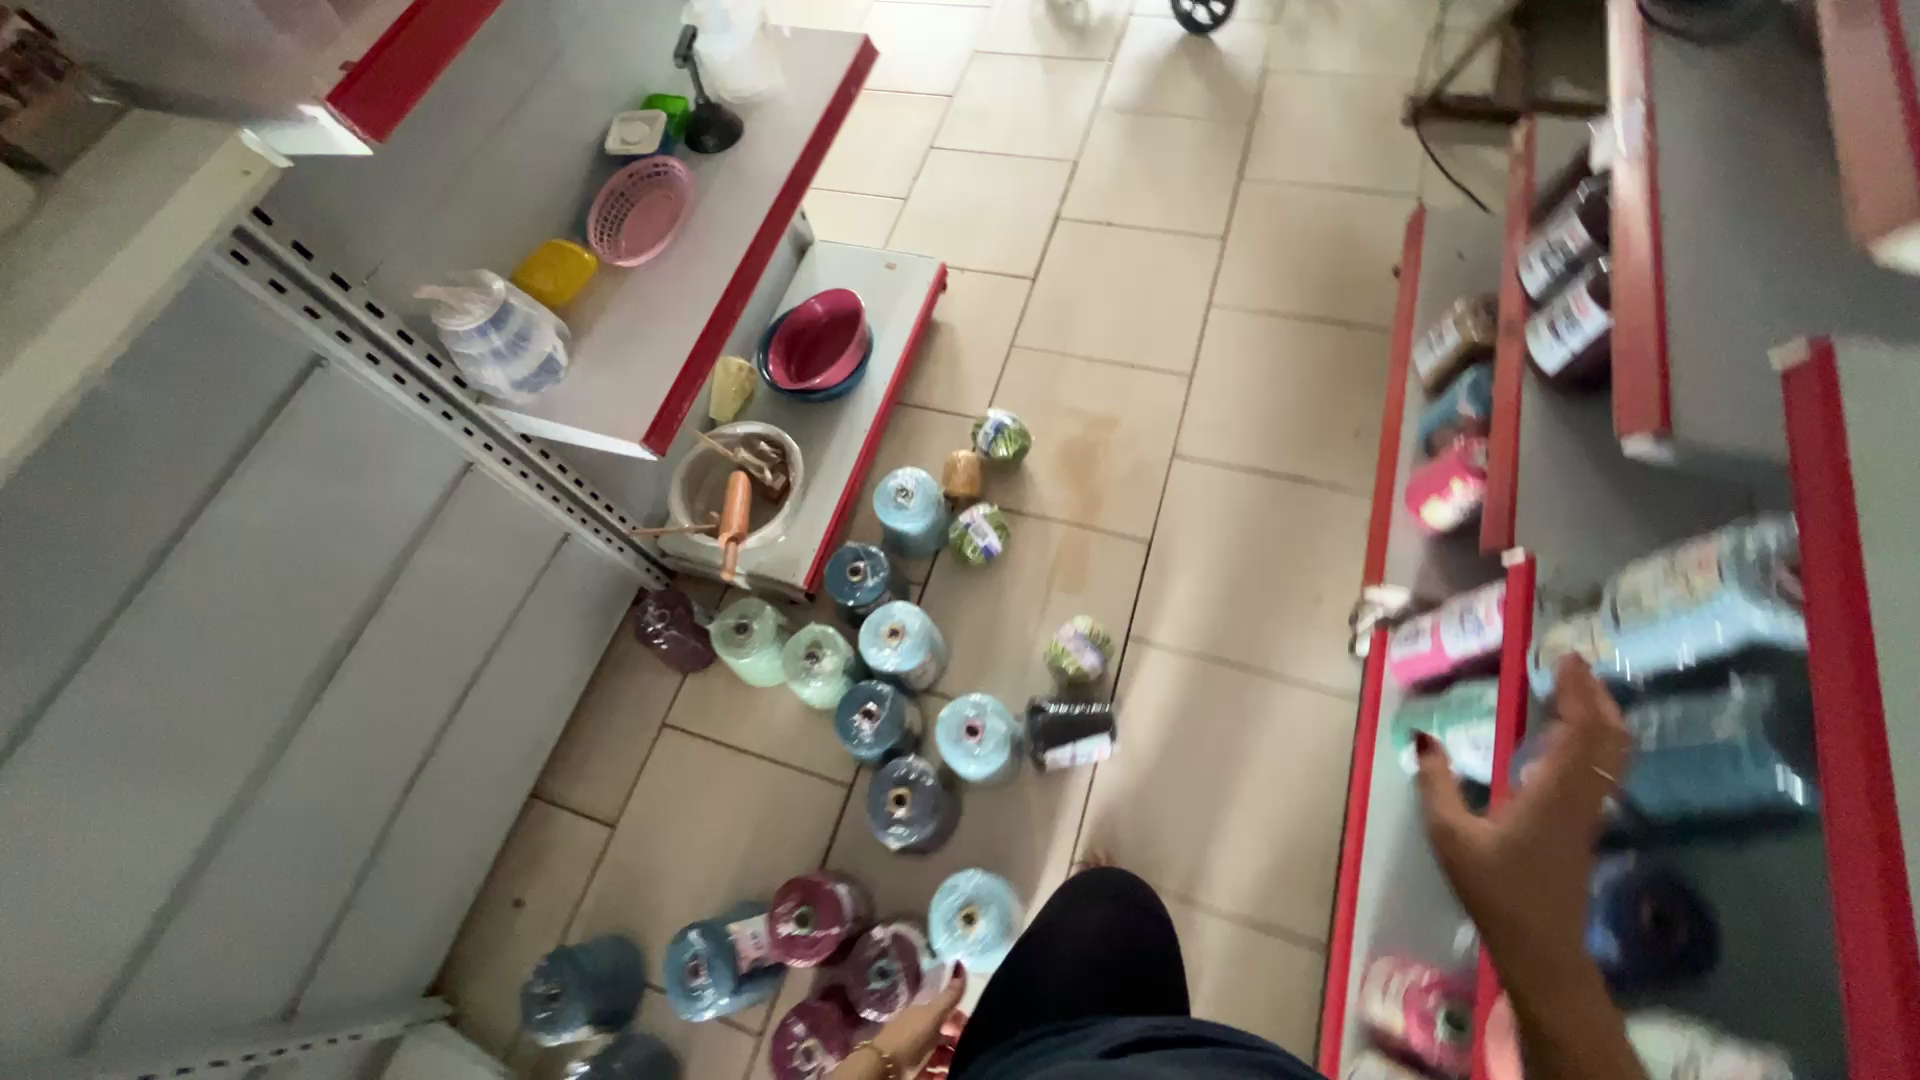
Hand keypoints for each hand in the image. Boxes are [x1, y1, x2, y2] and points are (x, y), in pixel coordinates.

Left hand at [871, 962, 967, 1072]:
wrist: (884, 1068)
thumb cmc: (911, 1037)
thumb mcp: (933, 1014)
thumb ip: (949, 995)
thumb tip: (960, 962)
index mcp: (922, 1014)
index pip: (944, 1012)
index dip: (959, 1018)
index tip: (970, 1027)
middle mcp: (919, 1031)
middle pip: (942, 1035)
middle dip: (957, 1041)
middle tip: (967, 1049)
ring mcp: (915, 1053)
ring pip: (939, 1055)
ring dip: (951, 1059)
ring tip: (960, 1065)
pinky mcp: (914, 1073)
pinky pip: (933, 1073)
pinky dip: (942, 1074)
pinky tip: (947, 1075)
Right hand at [1414, 656, 1632, 988]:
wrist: (1539, 943)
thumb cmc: (1493, 887)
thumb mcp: (1450, 835)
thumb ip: (1436, 784)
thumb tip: (1424, 737)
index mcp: (1553, 794)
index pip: (1580, 731)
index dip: (1579, 692)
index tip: (1566, 660)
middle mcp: (1581, 797)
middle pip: (1609, 738)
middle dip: (1597, 697)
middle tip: (1575, 665)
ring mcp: (1589, 811)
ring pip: (1613, 753)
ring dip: (1601, 716)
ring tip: (1577, 690)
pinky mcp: (1585, 822)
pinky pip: (1603, 767)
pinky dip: (1595, 738)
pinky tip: (1570, 735)